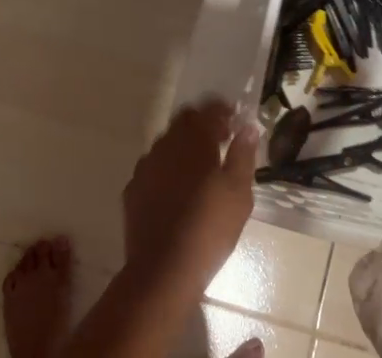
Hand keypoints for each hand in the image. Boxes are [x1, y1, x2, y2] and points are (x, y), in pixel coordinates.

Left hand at [121, 98, 258, 284]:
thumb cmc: (209, 228)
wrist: (164, 270)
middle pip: (183, 122)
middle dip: (202, 125)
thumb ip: (243, 154)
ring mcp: (145, 168)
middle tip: (220, 141)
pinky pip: (152, 168)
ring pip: (166, 144)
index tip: (234, 120)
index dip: (222, 110)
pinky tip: (176, 191)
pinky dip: (166, 170)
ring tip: (199, 168)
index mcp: (194, 141)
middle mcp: (165, 146)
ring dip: (183, 147)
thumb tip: (249, 127)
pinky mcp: (133, 190)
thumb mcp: (239, 192)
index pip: (208, 109)